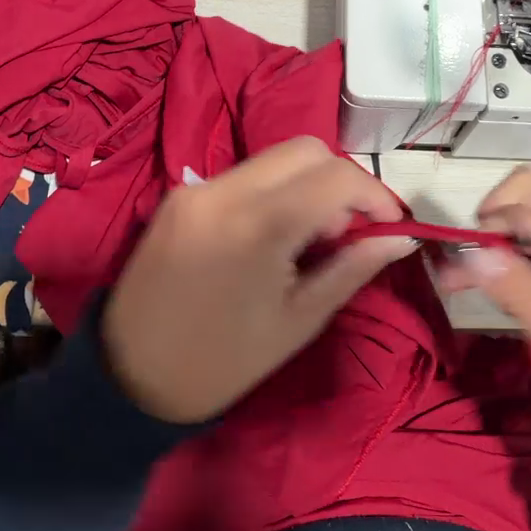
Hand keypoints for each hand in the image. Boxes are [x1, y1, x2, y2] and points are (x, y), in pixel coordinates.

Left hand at [102, 136, 416, 422]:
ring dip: (308, 184)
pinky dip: (274, 191)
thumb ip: (352, 267)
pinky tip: (272, 236)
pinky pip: (244, 175)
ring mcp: (195, 188)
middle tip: (346, 234)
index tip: (391, 227)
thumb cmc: (223, 363)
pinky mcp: (179, 196)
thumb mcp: (299, 321)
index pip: (336, 175)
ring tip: (309, 239)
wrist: (129, 380)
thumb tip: (401, 239)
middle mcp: (223, 190)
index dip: (376, 195)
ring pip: (275, 158)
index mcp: (257, 225)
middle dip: (342, 181)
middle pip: (306, 150)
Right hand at [438, 167, 530, 430]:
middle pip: (528, 193)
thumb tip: (473, 251)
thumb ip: (518, 289)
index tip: (460, 264)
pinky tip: (492, 290)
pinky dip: (507, 258)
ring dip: (494, 240)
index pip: (524, 208)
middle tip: (469, 260)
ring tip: (463, 281)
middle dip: (490, 219)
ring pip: (526, 217)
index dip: (487, 227)